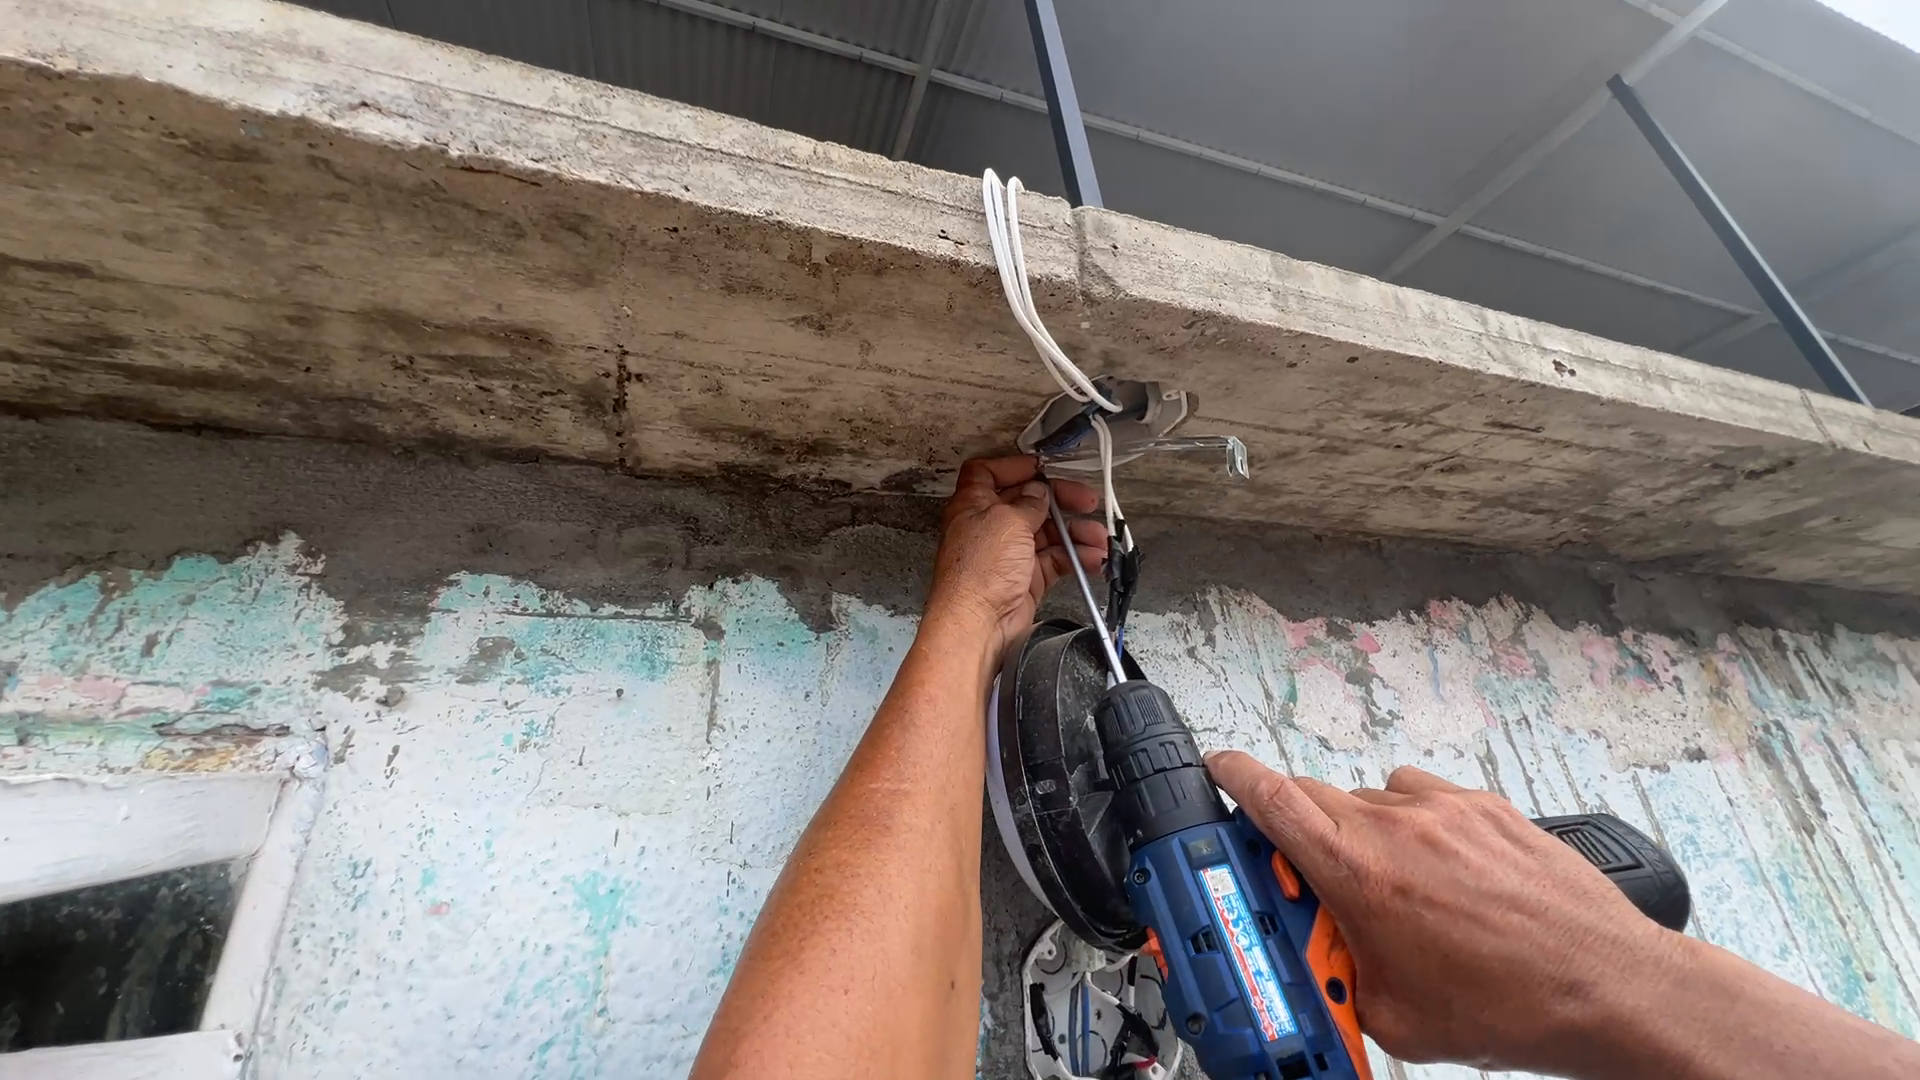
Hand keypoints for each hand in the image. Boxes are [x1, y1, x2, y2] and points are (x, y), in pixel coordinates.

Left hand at [924, 456, 1106, 659]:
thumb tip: (1039, 492)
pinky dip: (1075, 558)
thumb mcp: (1008, 521)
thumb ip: (1028, 502)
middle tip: (1085, 500)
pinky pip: (1055, 561)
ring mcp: (1007, 554)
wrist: (978, 623)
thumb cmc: (978, 572)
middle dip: (1059, 499)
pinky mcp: (1024, 578)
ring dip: (1075, 532)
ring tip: (1097, 536)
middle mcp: (989, 527)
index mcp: (973, 505)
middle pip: (1027, 502)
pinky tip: (1092, 557)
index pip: (987, 473)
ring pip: (1046, 533)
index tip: (1044, 468)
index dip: (1015, 467)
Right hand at [1206, 753, 1679, 1074]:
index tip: (1215, 765)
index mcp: (1356, 871)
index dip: (1231, 772)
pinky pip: (1418, 795)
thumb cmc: (1514, 1006)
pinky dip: (1411, 821)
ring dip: (1360, 831)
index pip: (1269, 796)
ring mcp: (1438, 808)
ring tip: (1396, 881)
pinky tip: (1440, 864)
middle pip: (1309, 795)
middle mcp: (1390, 826)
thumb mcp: (1396, 1016)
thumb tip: (1316, 960)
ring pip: (1364, 799)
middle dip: (1298, 826)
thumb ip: (1336, 974)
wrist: (1616, 989)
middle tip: (1318, 872)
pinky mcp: (1479, 804)